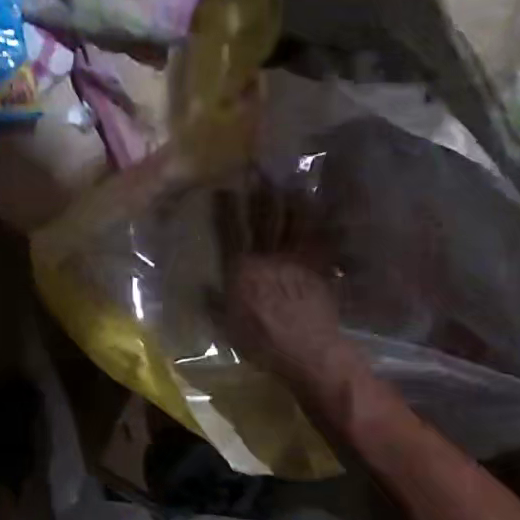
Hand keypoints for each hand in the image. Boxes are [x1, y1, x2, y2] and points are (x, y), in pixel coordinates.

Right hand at [215, 184, 366, 394]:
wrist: (307, 350)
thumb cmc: (262, 343)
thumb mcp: (228, 328)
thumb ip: (214, 305)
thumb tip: (201, 287)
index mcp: (241, 271)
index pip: (230, 234)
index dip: (226, 210)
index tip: (222, 188)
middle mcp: (267, 258)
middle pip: (262, 219)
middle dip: (259, 193)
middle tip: (258, 169)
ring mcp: (295, 259)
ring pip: (291, 222)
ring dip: (289, 199)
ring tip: (288, 180)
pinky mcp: (318, 266)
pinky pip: (317, 237)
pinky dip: (315, 221)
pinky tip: (315, 208)